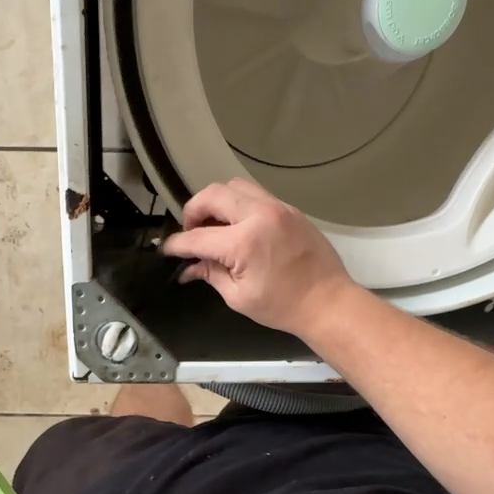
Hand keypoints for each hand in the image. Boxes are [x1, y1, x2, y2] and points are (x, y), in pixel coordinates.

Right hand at [160, 178, 360, 338]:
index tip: (166, 248)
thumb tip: (190, 268)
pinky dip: (238, 205)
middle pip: (213, 194)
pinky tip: (236, 228)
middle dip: (193, 211)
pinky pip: (255, 195)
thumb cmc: (283, 306)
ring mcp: (277, 208)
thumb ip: (211, 275)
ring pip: (234, 186)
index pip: (198, 237)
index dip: (177, 244)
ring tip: (213, 228)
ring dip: (217, 203)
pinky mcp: (289, 209)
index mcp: (245, 242)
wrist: (327, 301)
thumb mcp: (239, 297)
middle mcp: (260, 215)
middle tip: (191, 233)